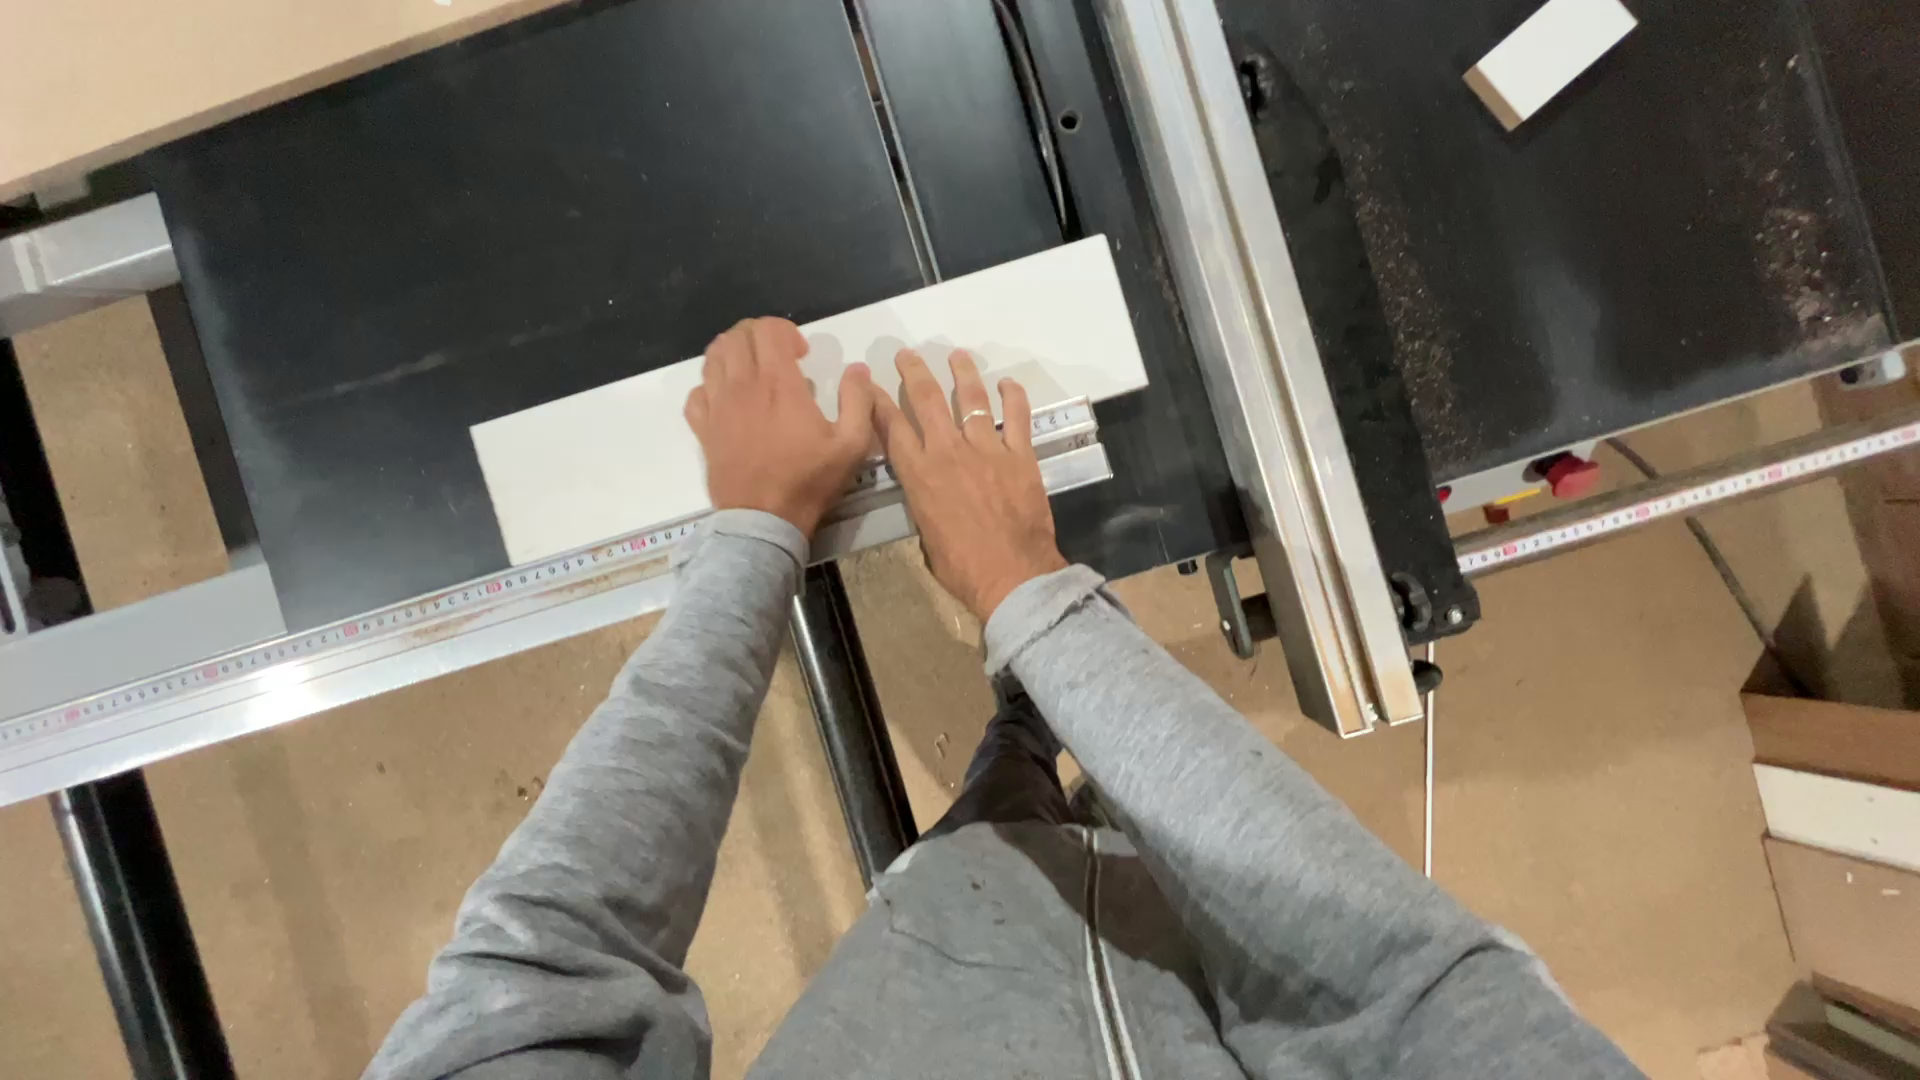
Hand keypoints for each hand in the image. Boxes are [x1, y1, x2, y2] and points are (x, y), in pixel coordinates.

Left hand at [685, 317, 875, 536]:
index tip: (802, 354)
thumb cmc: (809, 480)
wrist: (764, 520)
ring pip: (713, 356)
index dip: (786, 331)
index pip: (768, 331)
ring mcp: (717, 406)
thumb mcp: (852, 444)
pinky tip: (729, 398)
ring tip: (753, 370)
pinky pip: (697, 391)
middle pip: (737, 336)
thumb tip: (857, 369)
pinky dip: (711, 384)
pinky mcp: (703, 428)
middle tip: (779, 355)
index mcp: (778, 383)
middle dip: (759, 335)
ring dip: (734, 352)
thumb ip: (858, 400)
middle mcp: (742, 385)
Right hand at [874, 349, 1067, 621]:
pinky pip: (1017, 416)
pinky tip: (1008, 383)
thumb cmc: (963, 568)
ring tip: (957, 355)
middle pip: (927, 399)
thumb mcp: (927, 537)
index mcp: (920, 476)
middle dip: (913, 372)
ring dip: (962, 373)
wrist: (1012, 576)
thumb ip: (925, 507)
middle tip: (907, 355)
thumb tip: (930, 500)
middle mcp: (949, 452)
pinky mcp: (1020, 456)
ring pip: (971, 398)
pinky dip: (1013, 396)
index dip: (877, 401)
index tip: (868, 383)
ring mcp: (987, 450)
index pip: (892, 427)